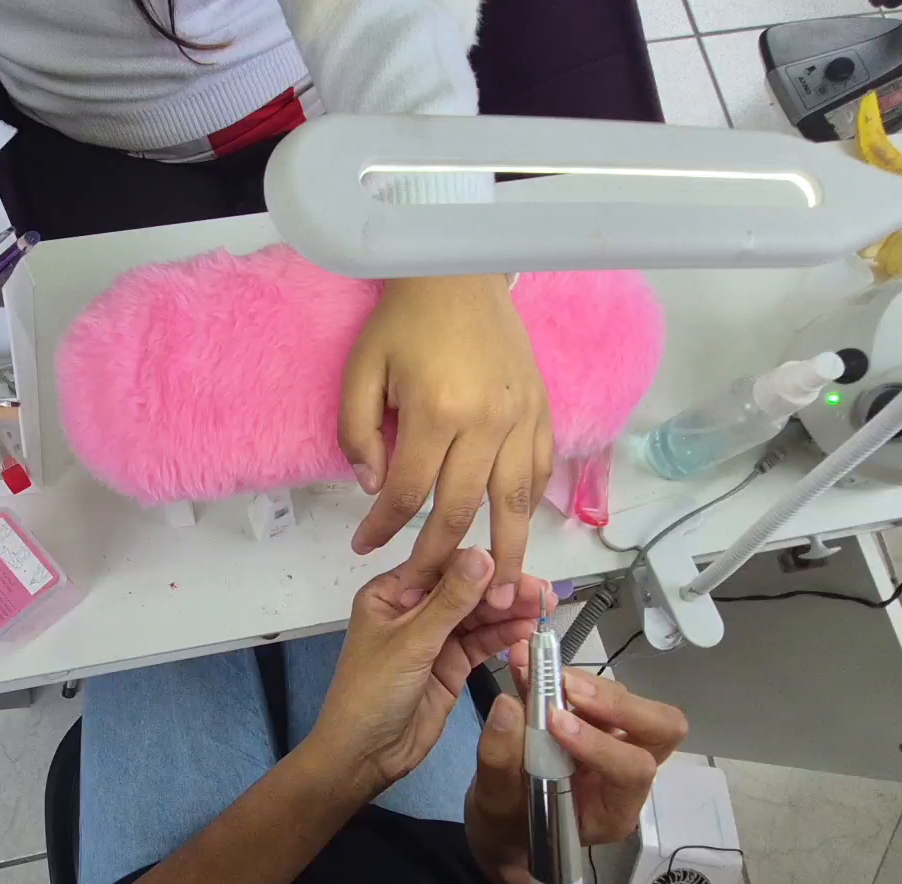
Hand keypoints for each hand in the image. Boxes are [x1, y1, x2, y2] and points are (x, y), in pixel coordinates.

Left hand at [308, 548, 554, 795]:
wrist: (365, 754)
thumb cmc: (373, 691)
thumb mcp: (411, 642)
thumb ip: (450, 601)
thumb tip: (483, 553)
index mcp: (390, 593)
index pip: (440, 566)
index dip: (478, 565)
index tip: (514, 567)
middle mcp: (412, 609)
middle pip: (464, 590)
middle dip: (502, 589)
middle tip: (543, 590)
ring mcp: (433, 638)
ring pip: (477, 616)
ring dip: (509, 611)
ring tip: (545, 606)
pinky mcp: (450, 664)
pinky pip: (481, 643)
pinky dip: (504, 636)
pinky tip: (528, 630)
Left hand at [341, 274, 552, 609]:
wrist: (458, 274)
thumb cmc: (401, 323)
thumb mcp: (361, 372)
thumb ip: (360, 435)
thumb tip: (376, 489)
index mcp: (437, 413)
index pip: (408, 494)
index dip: (383, 529)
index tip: (364, 548)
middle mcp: (487, 423)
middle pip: (463, 509)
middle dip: (441, 557)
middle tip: (428, 590)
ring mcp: (522, 417)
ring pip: (515, 501)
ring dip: (505, 550)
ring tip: (499, 590)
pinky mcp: (541, 409)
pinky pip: (539, 470)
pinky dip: (529, 505)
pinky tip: (519, 529)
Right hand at [465, 667, 687, 883]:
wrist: (506, 825)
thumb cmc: (507, 826)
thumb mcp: (492, 803)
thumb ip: (499, 759)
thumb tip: (508, 704)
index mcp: (612, 810)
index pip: (632, 771)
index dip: (598, 742)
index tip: (552, 720)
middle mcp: (627, 777)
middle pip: (660, 729)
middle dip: (614, 702)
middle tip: (564, 684)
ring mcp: (616, 746)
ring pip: (631, 703)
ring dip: (587, 683)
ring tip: (536, 671)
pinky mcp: (596, 724)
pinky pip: (598, 693)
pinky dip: (568, 677)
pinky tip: (534, 669)